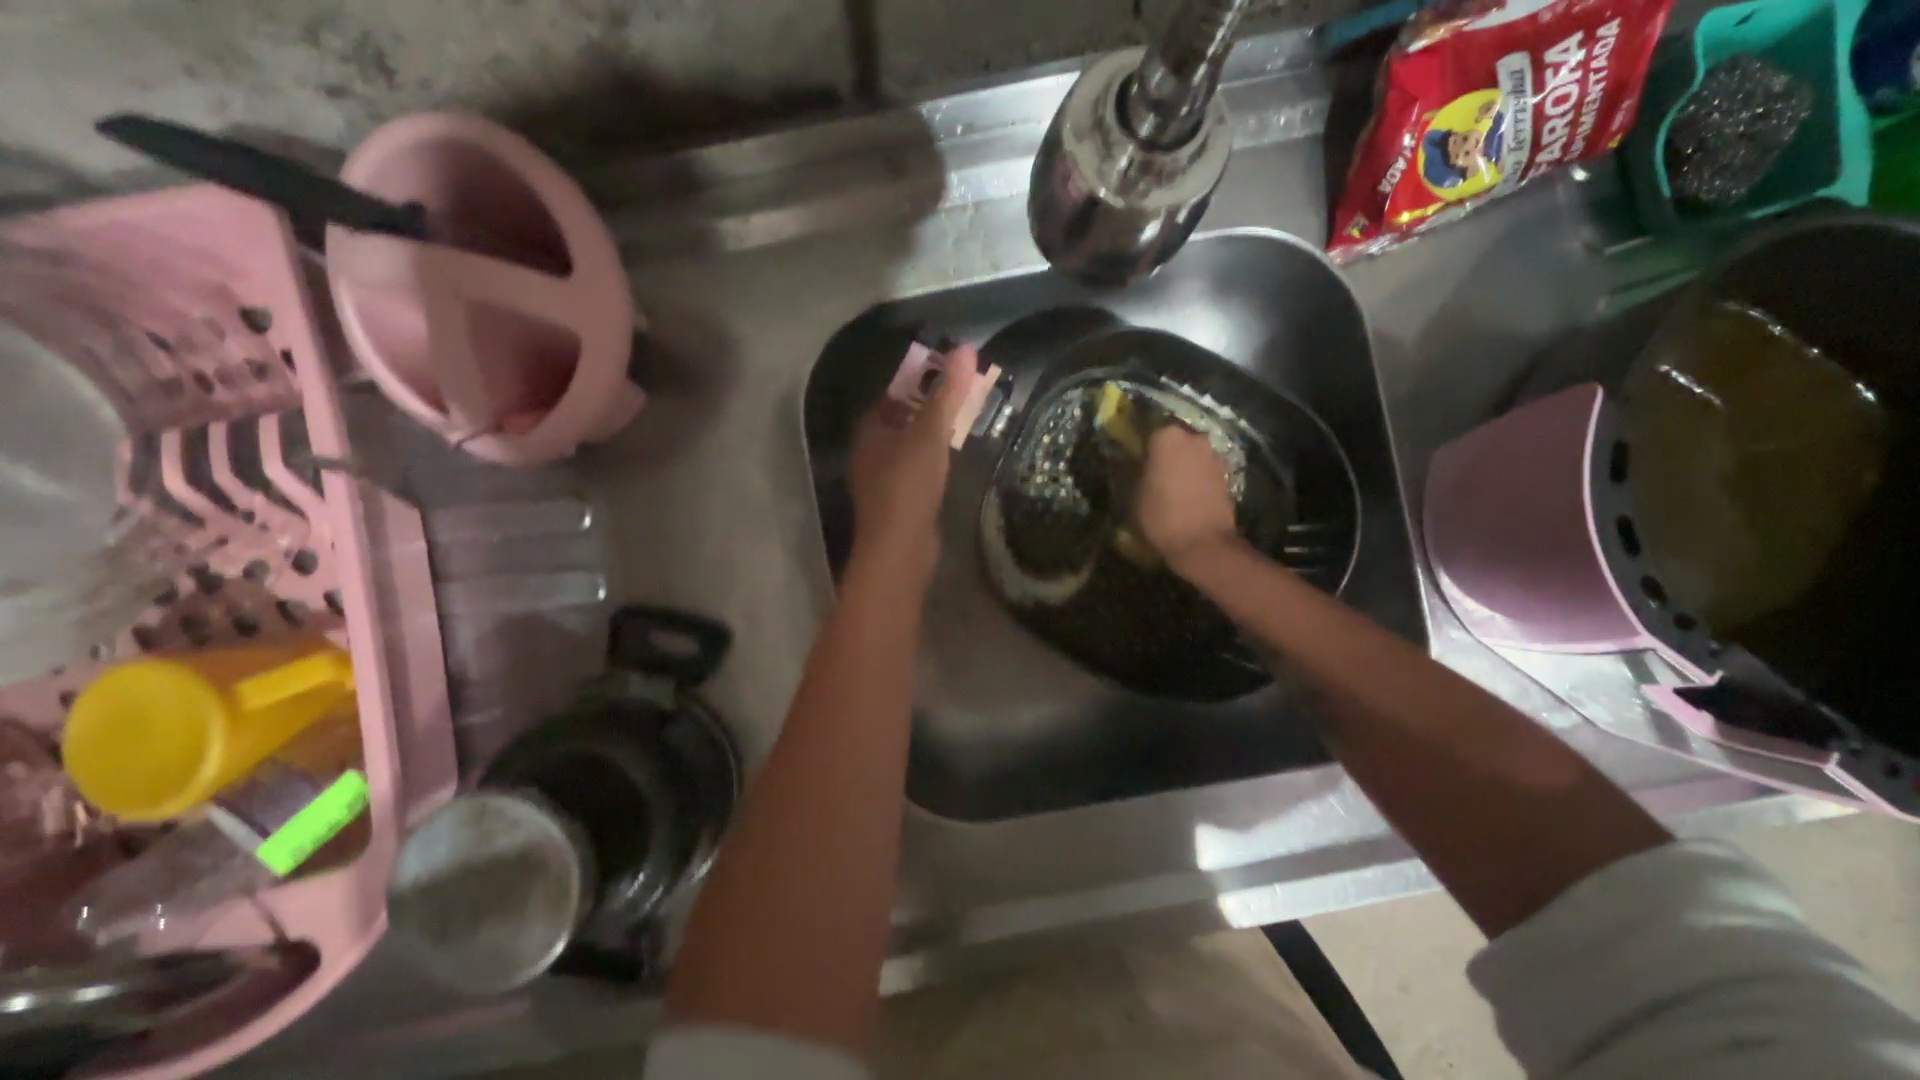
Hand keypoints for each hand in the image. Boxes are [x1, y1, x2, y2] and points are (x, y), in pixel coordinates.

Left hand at [847, 345, 980, 578]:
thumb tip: (965, 348)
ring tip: (965, 420)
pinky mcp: (898, 501)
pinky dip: (934, 459)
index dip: (921, 377)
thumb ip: (948, 393)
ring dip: (933, 433)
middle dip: (930, 405)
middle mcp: (870, 450)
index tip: (952, 370)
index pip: (894, 391)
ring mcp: (882, 478)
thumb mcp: (930, 433)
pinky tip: (953, 459)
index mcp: (870, 428)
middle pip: (902, 417)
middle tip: (966, 393)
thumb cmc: (909, 484)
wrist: (899, 548)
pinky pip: (917, 468)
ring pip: (910, 444)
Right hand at [1136, 425, 1239, 570]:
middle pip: (1173, 440)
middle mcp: (1193, 438)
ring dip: (1181, 465)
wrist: (1204, 544)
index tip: (1133, 459)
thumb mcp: (1132, 495)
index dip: (1139, 445)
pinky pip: (1203, 470)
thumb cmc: (1161, 516)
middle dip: (1163, 453)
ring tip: (1169, 487)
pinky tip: (1186, 495)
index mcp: (1167, 436)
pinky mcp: (1226, 474)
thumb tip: (1128, 462)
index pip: (1147, 430)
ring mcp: (1213, 455)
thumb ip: (1131, 471)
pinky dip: (1195, 477)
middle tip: (1151, 473)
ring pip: (1190, 454)